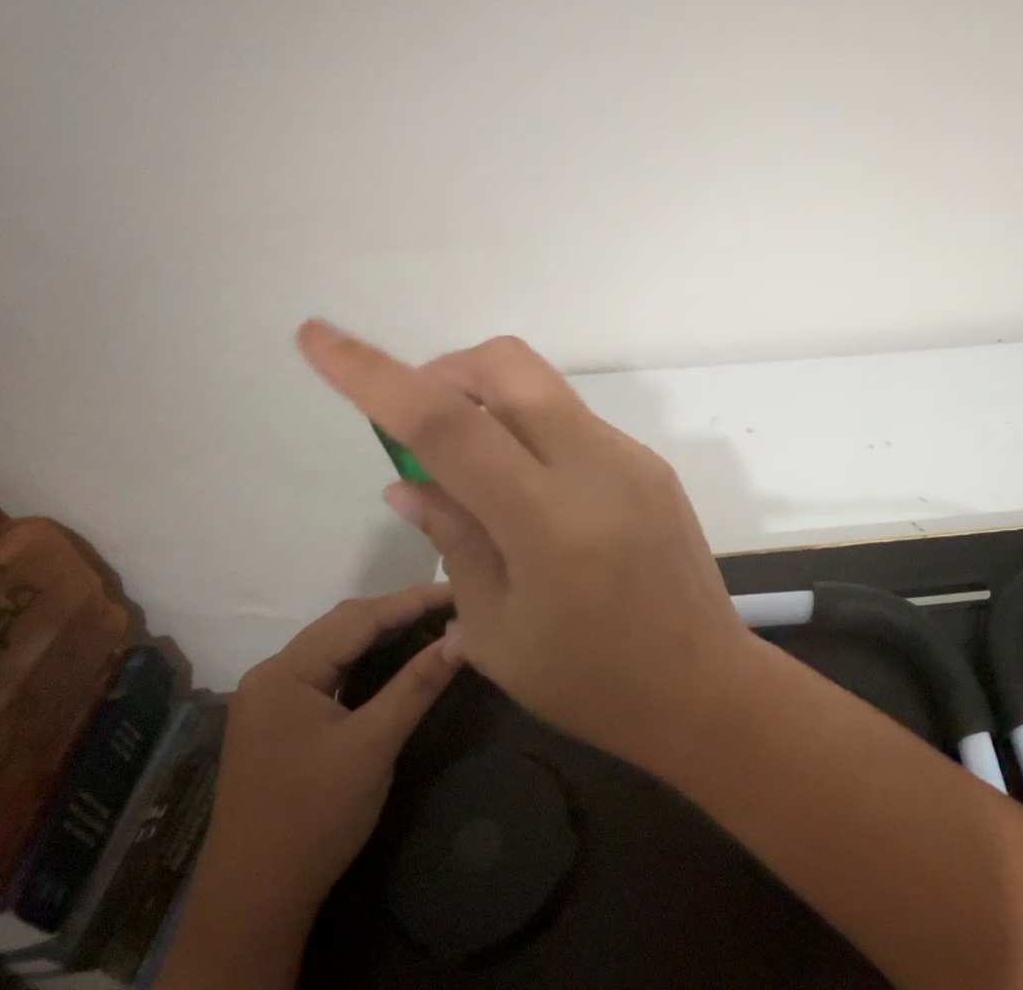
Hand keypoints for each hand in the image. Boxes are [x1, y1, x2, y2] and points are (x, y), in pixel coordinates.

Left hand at [203, 583, 465, 906]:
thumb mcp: (374, 745)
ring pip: (334, 650)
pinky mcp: (278, 724)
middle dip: (398, 612)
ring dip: (381, 635)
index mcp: (284, 674)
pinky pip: (328, 675)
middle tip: (454, 607)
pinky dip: (364, 662)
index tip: (461, 590)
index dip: (412, 600)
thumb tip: (465, 637)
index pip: (357, 618)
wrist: (256, 895)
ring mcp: (270, 701)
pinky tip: (395, 663)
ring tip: (434, 626)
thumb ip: (417, 685)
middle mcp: (270, 676)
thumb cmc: (315, 815)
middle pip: (341, 626)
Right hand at [296, 325, 757, 765]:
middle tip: (417, 422)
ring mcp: (634, 461)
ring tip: (474, 472)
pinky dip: (534, 433)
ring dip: (491, 403)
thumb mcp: (497, 632)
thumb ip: (453, 540)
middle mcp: (595, 468)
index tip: (317, 337)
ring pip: (545, 390)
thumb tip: (406, 482)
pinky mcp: (655, 468)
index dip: (373, 376)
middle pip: (508, 366)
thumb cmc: (593, 684)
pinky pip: (577, 424)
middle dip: (444, 370)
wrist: (705, 687)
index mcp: (547, 520)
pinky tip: (529, 493)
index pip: (446, 423)